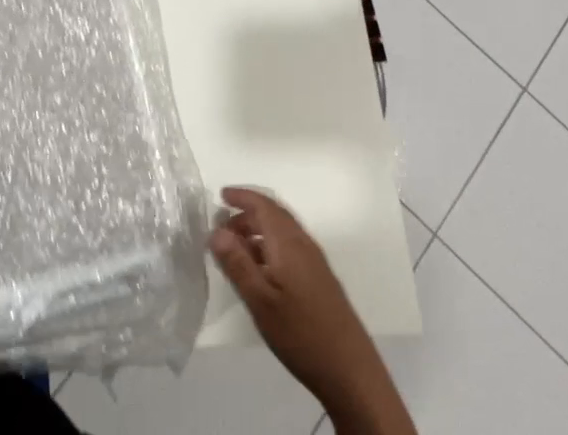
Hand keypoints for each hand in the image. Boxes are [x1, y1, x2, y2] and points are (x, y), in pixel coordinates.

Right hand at [210, 188, 414, 434]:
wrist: (351, 373)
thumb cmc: (300, 334)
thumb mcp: (259, 300)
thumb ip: (237, 263)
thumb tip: (216, 230)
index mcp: (290, 245)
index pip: (265, 206)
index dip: (242, 196)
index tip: (220, 195)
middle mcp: (305, 247)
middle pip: (276, 216)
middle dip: (247, 213)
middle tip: (221, 227)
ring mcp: (316, 265)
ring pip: (283, 233)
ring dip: (258, 231)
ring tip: (234, 249)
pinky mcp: (320, 282)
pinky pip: (290, 250)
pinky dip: (269, 247)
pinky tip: (259, 272)